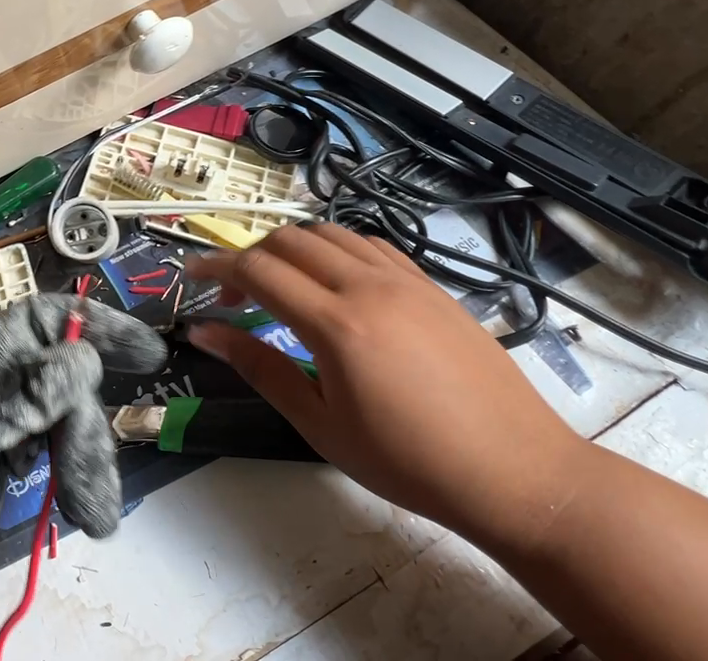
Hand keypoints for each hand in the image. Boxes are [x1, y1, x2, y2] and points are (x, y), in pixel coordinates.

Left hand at [0, 293, 167, 660]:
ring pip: (73, 418)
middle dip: (88, 432)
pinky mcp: (21, 444)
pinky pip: (67, 446)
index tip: (146, 352)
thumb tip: (79, 361)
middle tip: (93, 489)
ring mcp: (11, 409)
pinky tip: (85, 510)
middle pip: (68, 378)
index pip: (41, 319)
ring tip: (93, 516)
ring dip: (90, 464)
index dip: (96, 324)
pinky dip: (82, 477)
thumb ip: (11, 404)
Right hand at [184, 224, 592, 547]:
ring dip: (292, 248)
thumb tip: (203, 332)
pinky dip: (336, 249)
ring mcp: (407, 282)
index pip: (258, 270)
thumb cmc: (409, 463)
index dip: (215, 266)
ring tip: (281, 284)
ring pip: (331, 234)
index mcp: (337, 324)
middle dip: (249, 256)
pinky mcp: (433, 287)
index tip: (190, 275)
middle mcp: (369, 287)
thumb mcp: (320, 424)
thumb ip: (258, 367)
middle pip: (289, 241)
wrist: (517, 474)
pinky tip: (335, 282)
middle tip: (234, 294)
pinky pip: (372, 245)